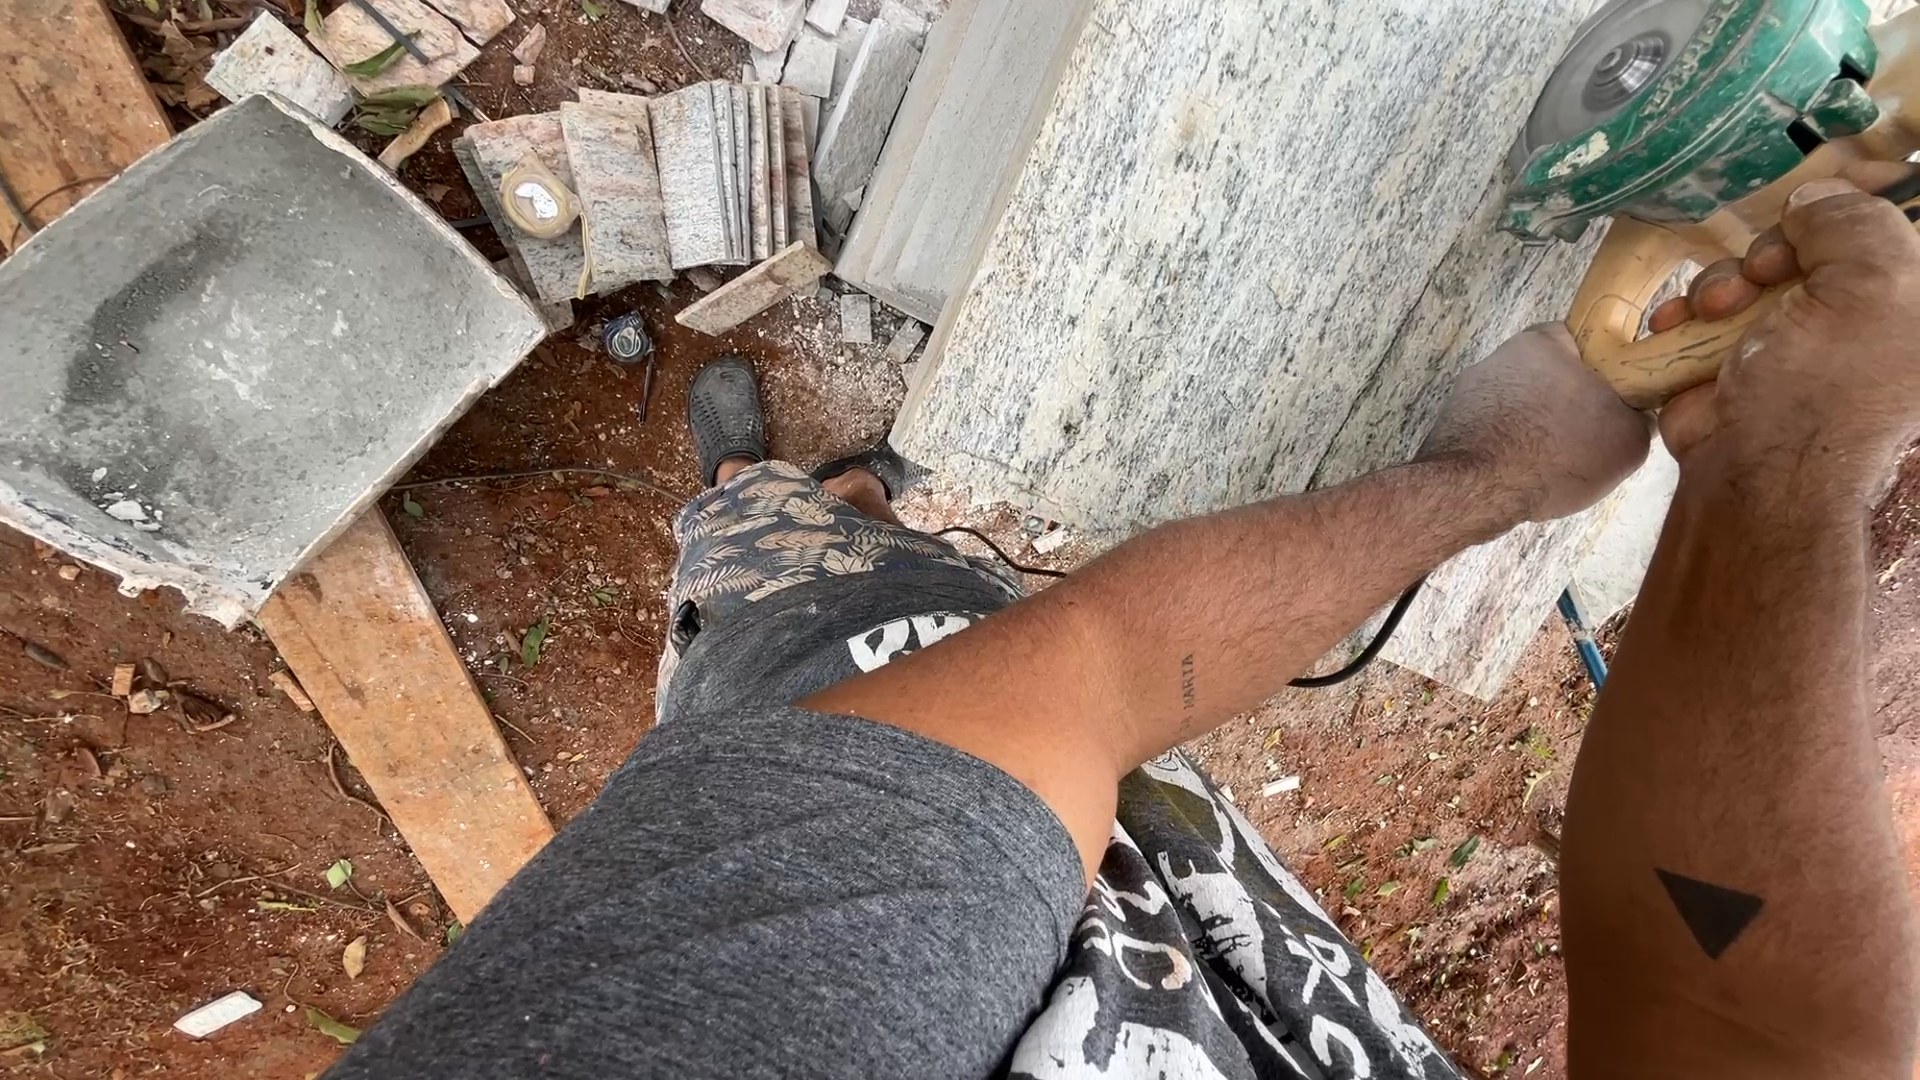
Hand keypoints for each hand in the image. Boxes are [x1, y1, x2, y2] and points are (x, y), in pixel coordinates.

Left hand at [1417, 323, 1651, 521]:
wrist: (1476, 491)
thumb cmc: (1558, 452)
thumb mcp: (1629, 433)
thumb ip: (1631, 409)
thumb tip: (1625, 411)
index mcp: (1538, 343)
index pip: (1579, 339)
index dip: (1601, 365)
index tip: (1614, 393)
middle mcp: (1493, 361)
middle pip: (1543, 375)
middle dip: (1564, 399)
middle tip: (1587, 431)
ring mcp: (1463, 395)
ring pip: (1514, 405)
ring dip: (1532, 425)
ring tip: (1553, 458)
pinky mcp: (1445, 427)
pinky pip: (1489, 430)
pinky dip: (1504, 445)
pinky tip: (1520, 469)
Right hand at [1648, 165, 1919, 482]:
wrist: (1753, 465)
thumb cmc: (1829, 382)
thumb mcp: (1871, 287)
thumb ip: (1852, 226)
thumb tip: (1813, 197)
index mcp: (1907, 293)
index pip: (1882, 221)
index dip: (1842, 210)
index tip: (1811, 221)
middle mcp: (1851, 309)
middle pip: (1803, 244)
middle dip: (1767, 252)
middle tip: (1758, 277)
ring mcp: (1783, 334)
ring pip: (1743, 276)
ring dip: (1716, 285)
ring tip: (1710, 312)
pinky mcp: (1726, 357)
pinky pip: (1698, 316)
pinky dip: (1680, 315)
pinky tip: (1673, 324)